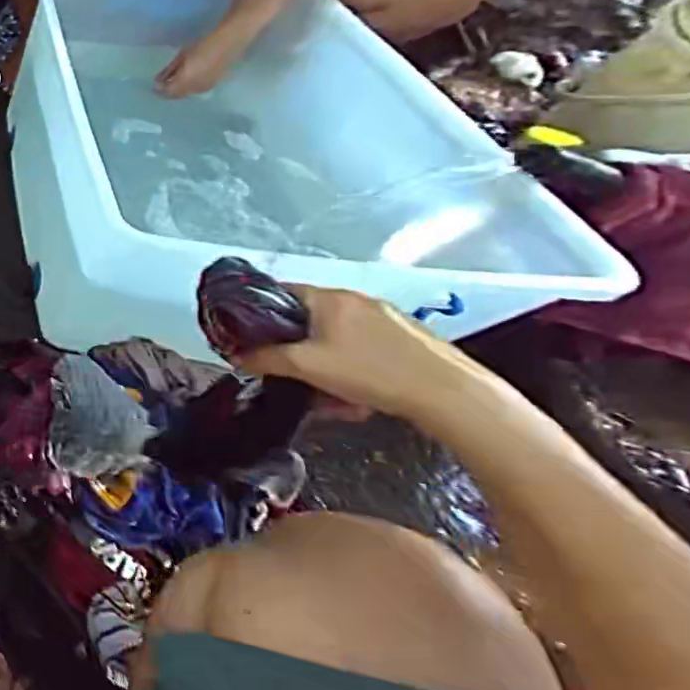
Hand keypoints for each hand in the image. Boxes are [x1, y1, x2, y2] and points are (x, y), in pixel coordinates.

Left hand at [155, 22, 255, 97]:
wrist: (230, 41)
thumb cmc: (203, 44)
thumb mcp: (182, 56)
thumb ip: (169, 70)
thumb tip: (157, 81)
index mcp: (185, 80)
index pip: (168, 91)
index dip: (159, 90)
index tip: (154, 86)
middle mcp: (195, 88)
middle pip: (177, 95)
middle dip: (167, 92)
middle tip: (161, 85)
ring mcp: (205, 87)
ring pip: (186, 94)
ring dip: (178, 90)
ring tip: (172, 81)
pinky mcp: (213, 84)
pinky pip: (196, 91)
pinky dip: (187, 88)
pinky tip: (185, 80)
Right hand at [237, 285, 487, 419]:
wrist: (453, 397)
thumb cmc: (371, 371)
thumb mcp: (306, 367)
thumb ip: (265, 359)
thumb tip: (236, 357)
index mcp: (329, 296)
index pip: (278, 293)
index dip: (259, 315)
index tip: (252, 340)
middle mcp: (356, 299)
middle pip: (308, 319)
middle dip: (297, 349)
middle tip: (294, 375)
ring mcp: (387, 317)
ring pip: (337, 337)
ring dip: (325, 364)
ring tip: (331, 396)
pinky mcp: (409, 338)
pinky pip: (364, 348)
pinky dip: (353, 368)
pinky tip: (361, 397)